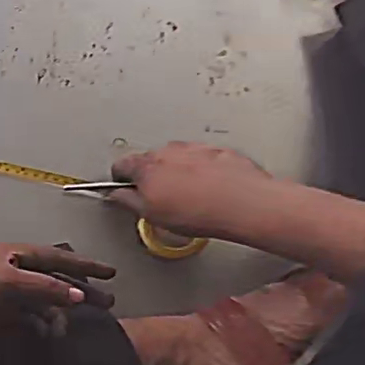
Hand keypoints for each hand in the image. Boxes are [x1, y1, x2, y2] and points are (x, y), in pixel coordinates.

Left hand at [0, 244, 115, 364]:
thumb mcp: (9, 282)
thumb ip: (46, 287)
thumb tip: (79, 295)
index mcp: (13, 253)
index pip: (56, 256)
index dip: (84, 265)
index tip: (109, 273)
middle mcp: (12, 268)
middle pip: (54, 277)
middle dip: (79, 289)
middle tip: (106, 301)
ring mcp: (7, 290)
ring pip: (44, 298)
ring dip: (60, 310)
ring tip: (73, 325)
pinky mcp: (1, 310)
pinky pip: (31, 314)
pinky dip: (43, 321)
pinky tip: (51, 331)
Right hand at [109, 142, 279, 239]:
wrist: (246, 205)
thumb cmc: (199, 211)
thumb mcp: (150, 215)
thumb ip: (127, 201)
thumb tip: (118, 195)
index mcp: (146, 165)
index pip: (121, 165)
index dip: (121, 180)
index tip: (126, 189)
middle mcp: (168, 151)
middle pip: (149, 159)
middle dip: (151, 175)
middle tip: (159, 196)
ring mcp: (196, 149)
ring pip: (177, 157)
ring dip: (178, 171)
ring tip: (188, 194)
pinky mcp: (221, 152)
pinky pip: (203, 159)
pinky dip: (202, 170)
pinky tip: (209, 188)